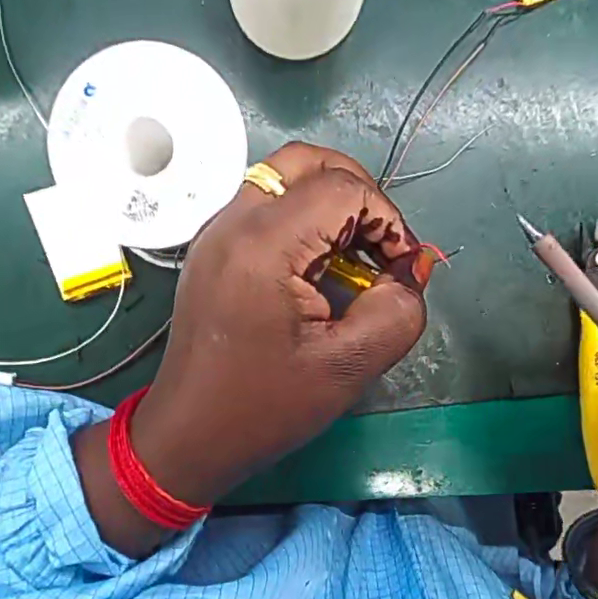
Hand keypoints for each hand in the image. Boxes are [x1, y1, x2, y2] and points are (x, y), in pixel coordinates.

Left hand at [75, 142, 436, 553]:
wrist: (189, 436)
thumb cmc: (262, 409)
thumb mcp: (347, 368)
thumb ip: (398, 312)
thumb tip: (409, 272)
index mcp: (262, 245)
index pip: (342, 189)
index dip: (388, 220)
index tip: (401, 269)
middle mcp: (230, 223)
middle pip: (306, 162)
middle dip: (358, 193)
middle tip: (381, 246)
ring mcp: (212, 235)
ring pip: (279, 180)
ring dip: (327, 203)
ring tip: (352, 257)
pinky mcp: (208, 254)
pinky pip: (260, 209)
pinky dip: (298, 220)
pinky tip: (314, 270)